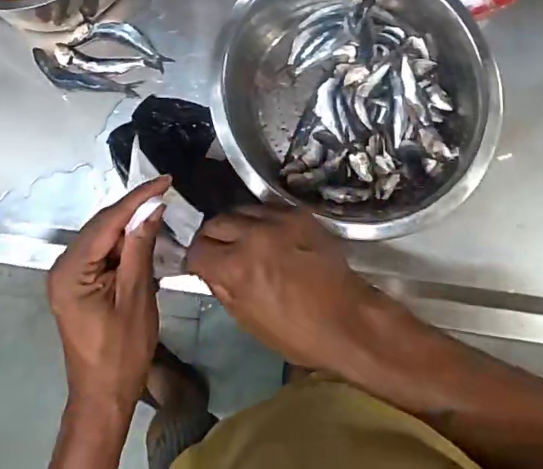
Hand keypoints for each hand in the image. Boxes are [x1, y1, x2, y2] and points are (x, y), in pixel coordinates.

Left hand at [47, 176, 171, 413]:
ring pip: (103, 235)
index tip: (164, 180)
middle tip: (165, 190)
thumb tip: (152, 208)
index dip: (137, 198)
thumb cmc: (121, 353)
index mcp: (70, 271)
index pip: (108, 222)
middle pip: (102, 225)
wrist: (103, 397)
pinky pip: (102, 250)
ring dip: (130, 224)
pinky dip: (123, 242)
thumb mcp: (136, 296)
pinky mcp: (77, 282)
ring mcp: (67, 275)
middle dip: (134, 208)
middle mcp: (62, 267)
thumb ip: (140, 248)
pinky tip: (143, 233)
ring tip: (159, 206)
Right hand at [186, 204, 397, 371]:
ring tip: (242, 239)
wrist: (348, 319)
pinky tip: (267, 234)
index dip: (194, 259)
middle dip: (211, 238)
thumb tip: (208, 270)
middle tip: (217, 250)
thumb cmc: (297, 332)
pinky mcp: (298, 213)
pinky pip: (267, 208)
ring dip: (235, 225)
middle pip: (215, 223)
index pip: (198, 250)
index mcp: (236, 268)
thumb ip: (223, 289)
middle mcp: (252, 236)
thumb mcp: (248, 321)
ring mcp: (277, 220)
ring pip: (240, 210)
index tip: (199, 265)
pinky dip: (260, 220)